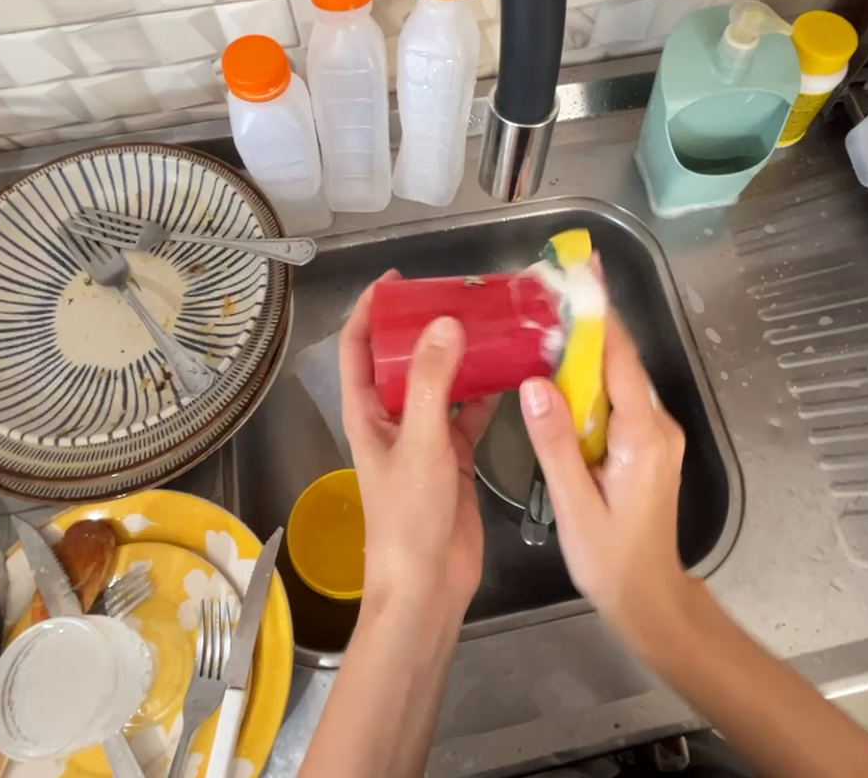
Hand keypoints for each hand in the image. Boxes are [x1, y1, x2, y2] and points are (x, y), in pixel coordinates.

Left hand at [339, 270, 495, 618]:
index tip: (395, 280)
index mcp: (367, 412)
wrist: (428, 585)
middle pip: (403, 360)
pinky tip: (509, 371)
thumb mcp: (420, 443)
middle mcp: (393, 418)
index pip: (358, 349)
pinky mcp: (453, 455)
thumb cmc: (409, 516)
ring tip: (489, 324)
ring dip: (460, 357)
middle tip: (459, 297)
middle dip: (425, 328)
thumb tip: (444, 321)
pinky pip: (468, 412)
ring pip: (441, 384)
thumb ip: (432, 382)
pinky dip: (485, 392)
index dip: (368, 312)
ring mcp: (424, 437)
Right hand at [519, 314, 689, 640]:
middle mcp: (656, 424)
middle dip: (587, 320)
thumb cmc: (612, 559)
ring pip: (616, 377)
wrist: (650, 598)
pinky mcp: (645, 443)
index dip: (599, 312)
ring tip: (548, 317)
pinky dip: (589, 379)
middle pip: (618, 360)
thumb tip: (535, 384)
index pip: (618, 358)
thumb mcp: (576, 505)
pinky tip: (559, 373)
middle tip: (553, 285)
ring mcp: (654, 433)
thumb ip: (556, 444)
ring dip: (585, 348)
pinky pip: (615, 398)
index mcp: (642, 434)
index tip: (584, 271)